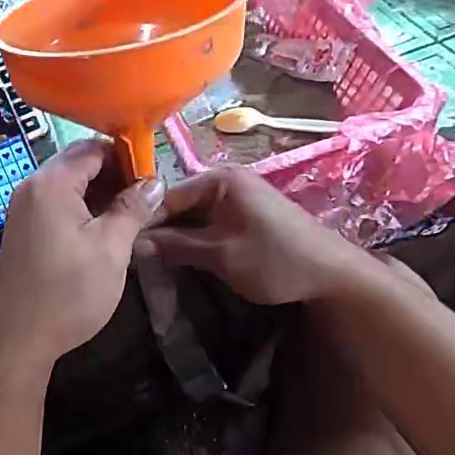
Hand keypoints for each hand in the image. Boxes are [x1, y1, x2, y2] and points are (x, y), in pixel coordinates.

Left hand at [0, 139, 165, 361]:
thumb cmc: (70, 291)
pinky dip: (82, 210)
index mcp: (51, 184)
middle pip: (78, 164)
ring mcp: (23, 210)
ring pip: (68, 186)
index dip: (127, 156)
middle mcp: (31, 188)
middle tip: (145, 199)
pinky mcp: (23, 231)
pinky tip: (103, 232)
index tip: (153, 178)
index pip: (93, 148)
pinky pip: (56, 206)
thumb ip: (133, 208)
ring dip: (99, 194)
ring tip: (130, 217)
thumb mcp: (111, 248)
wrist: (20, 338)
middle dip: (114, 175)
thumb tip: (154, 183)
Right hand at [139, 167, 394, 304]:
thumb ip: (177, 246)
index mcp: (220, 180)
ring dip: (177, 237)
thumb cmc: (275, 259)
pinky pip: (209, 222)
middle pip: (179, 204)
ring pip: (193, 215)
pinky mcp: (246, 215)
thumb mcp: (221, 255)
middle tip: (135, 257)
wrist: (331, 274)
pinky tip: (181, 257)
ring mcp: (238, 197)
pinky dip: (196, 239)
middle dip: (159, 229)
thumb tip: (136, 243)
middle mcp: (227, 180)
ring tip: (152, 260)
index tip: (123, 245)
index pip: (166, 195)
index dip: (144, 221)